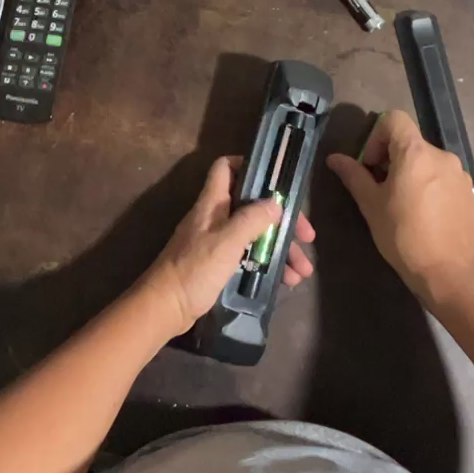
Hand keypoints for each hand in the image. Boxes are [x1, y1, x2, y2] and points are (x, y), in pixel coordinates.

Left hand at [134, 155, 315, 338]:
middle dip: (282, 219)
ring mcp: (216, 241)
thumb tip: (275, 202)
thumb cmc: (194, 269)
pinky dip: (268, 264)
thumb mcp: (227, 242)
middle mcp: (215, 217)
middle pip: (253, 205)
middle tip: (307, 237)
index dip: (250, 166)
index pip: (226, 167)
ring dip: (280, 248)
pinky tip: (286, 281)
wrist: (165, 306)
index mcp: (212, 203)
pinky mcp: (218, 264)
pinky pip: (249, 256)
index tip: (278, 180)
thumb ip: (251, 219)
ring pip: (254, 234)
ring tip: (302, 272)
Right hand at [326, 110, 473, 307]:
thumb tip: (335, 158)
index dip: (376, 137)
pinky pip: (441, 176)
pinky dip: (427, 184)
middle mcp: (441, 155)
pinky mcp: (468, 191)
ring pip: (425, 160)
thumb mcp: (371, 204)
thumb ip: (353, 175)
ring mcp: (459, 173)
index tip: (371, 166)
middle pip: (409, 141)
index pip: (393, 119)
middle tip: (379, 189)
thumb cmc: (403, 235)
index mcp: (415, 153)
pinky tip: (422, 214)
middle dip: (389, 159)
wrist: (448, 272)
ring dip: (409, 172)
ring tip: (401, 204)